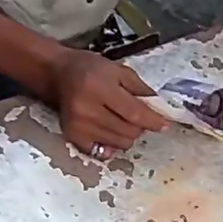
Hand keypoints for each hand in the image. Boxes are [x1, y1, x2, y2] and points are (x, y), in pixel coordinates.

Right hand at [45, 50, 170, 156]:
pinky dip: (112, 144)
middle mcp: (88, 111)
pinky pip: (104, 151)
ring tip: (121, 120)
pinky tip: (108, 130)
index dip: (153, 121)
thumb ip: (141, 90)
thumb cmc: (91, 70)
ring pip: (120, 143)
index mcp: (100, 89)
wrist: (58, 74)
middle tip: (136, 117)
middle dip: (140, 126)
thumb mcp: (119, 71)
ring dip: (127, 135)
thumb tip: (160, 110)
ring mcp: (80, 127)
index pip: (134, 114)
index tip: (165, 125)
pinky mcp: (74, 138)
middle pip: (129, 132)